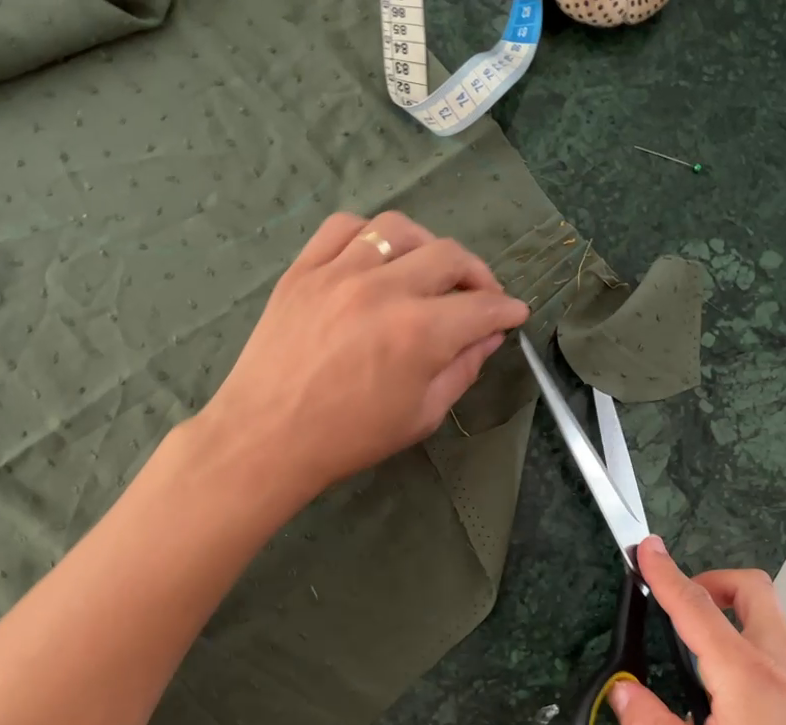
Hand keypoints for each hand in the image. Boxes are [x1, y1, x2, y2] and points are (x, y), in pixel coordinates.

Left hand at [191, 211, 528, 497]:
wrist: (270, 436)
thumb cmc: (352, 436)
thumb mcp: (422, 415)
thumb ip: (462, 369)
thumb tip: (488, 337)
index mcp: (420, 333)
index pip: (481, 307)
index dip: (507, 309)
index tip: (516, 313)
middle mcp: (384, 289)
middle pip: (449, 256)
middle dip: (479, 274)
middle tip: (482, 296)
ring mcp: (339, 272)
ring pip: (399, 230)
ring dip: (429, 245)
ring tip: (432, 269)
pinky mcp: (303, 269)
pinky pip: (344, 227)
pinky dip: (371, 234)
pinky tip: (378, 257)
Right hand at [608, 537, 785, 724]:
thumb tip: (622, 694)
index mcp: (742, 670)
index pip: (695, 606)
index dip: (666, 574)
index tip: (649, 547)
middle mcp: (780, 656)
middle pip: (750, 588)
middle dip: (714, 581)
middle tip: (688, 605)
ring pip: (771, 623)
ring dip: (737, 627)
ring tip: (713, 684)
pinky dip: (761, 659)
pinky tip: (755, 714)